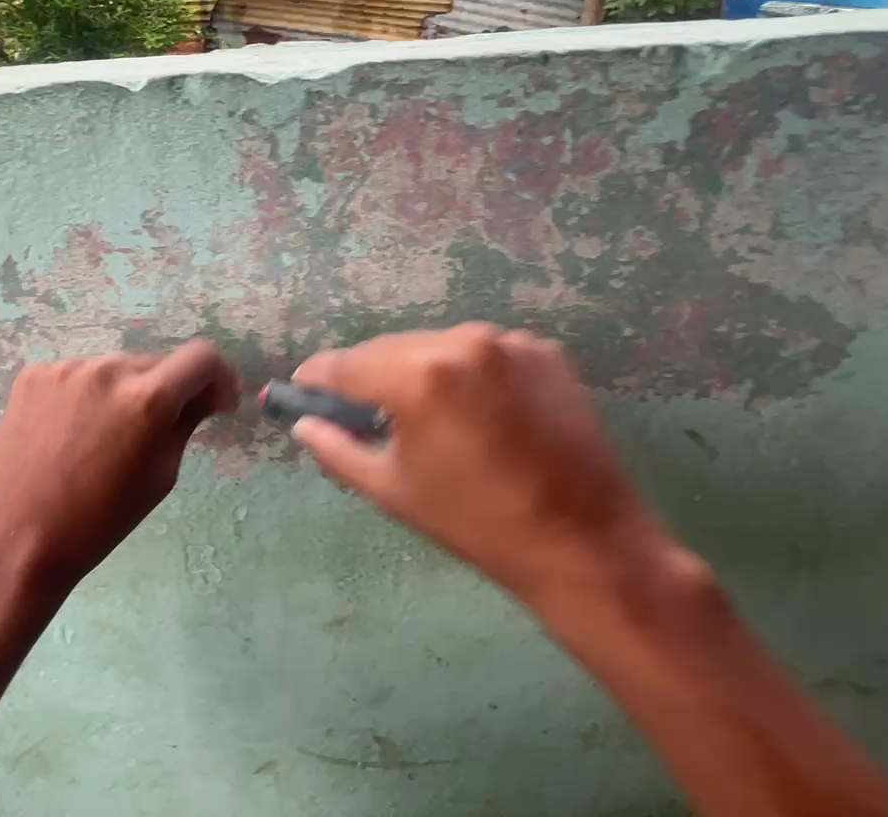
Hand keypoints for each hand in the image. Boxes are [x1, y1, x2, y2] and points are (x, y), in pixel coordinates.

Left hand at [0, 340, 240, 593]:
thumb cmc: (97, 522)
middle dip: (169, 390)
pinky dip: (87, 396)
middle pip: (156, 364)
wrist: (15, 539)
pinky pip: (77, 376)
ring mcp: (66, 367)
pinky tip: (72, 433)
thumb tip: (206, 395)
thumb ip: (186, 423)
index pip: (201, 358)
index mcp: (147, 399)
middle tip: (161, 429)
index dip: (220, 375)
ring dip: (124, 392)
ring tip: (106, 437)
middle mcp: (108, 369)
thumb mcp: (160, 477)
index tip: (218, 400)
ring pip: (114, 369)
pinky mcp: (33, 374)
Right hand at [290, 323, 648, 595]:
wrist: (585, 544)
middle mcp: (461, 342)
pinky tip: (475, 411)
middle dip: (367, 376)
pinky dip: (466, 373)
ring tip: (423, 414)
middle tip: (359, 411)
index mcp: (419, 378)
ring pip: (436, 345)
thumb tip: (303, 424)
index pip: (345, 364)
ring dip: (417, 371)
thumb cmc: (476, 523)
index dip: (316, 378)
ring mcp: (508, 343)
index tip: (302, 391)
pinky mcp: (544, 352)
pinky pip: (482, 352)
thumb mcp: (392, 491)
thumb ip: (336, 450)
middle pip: (389, 349)